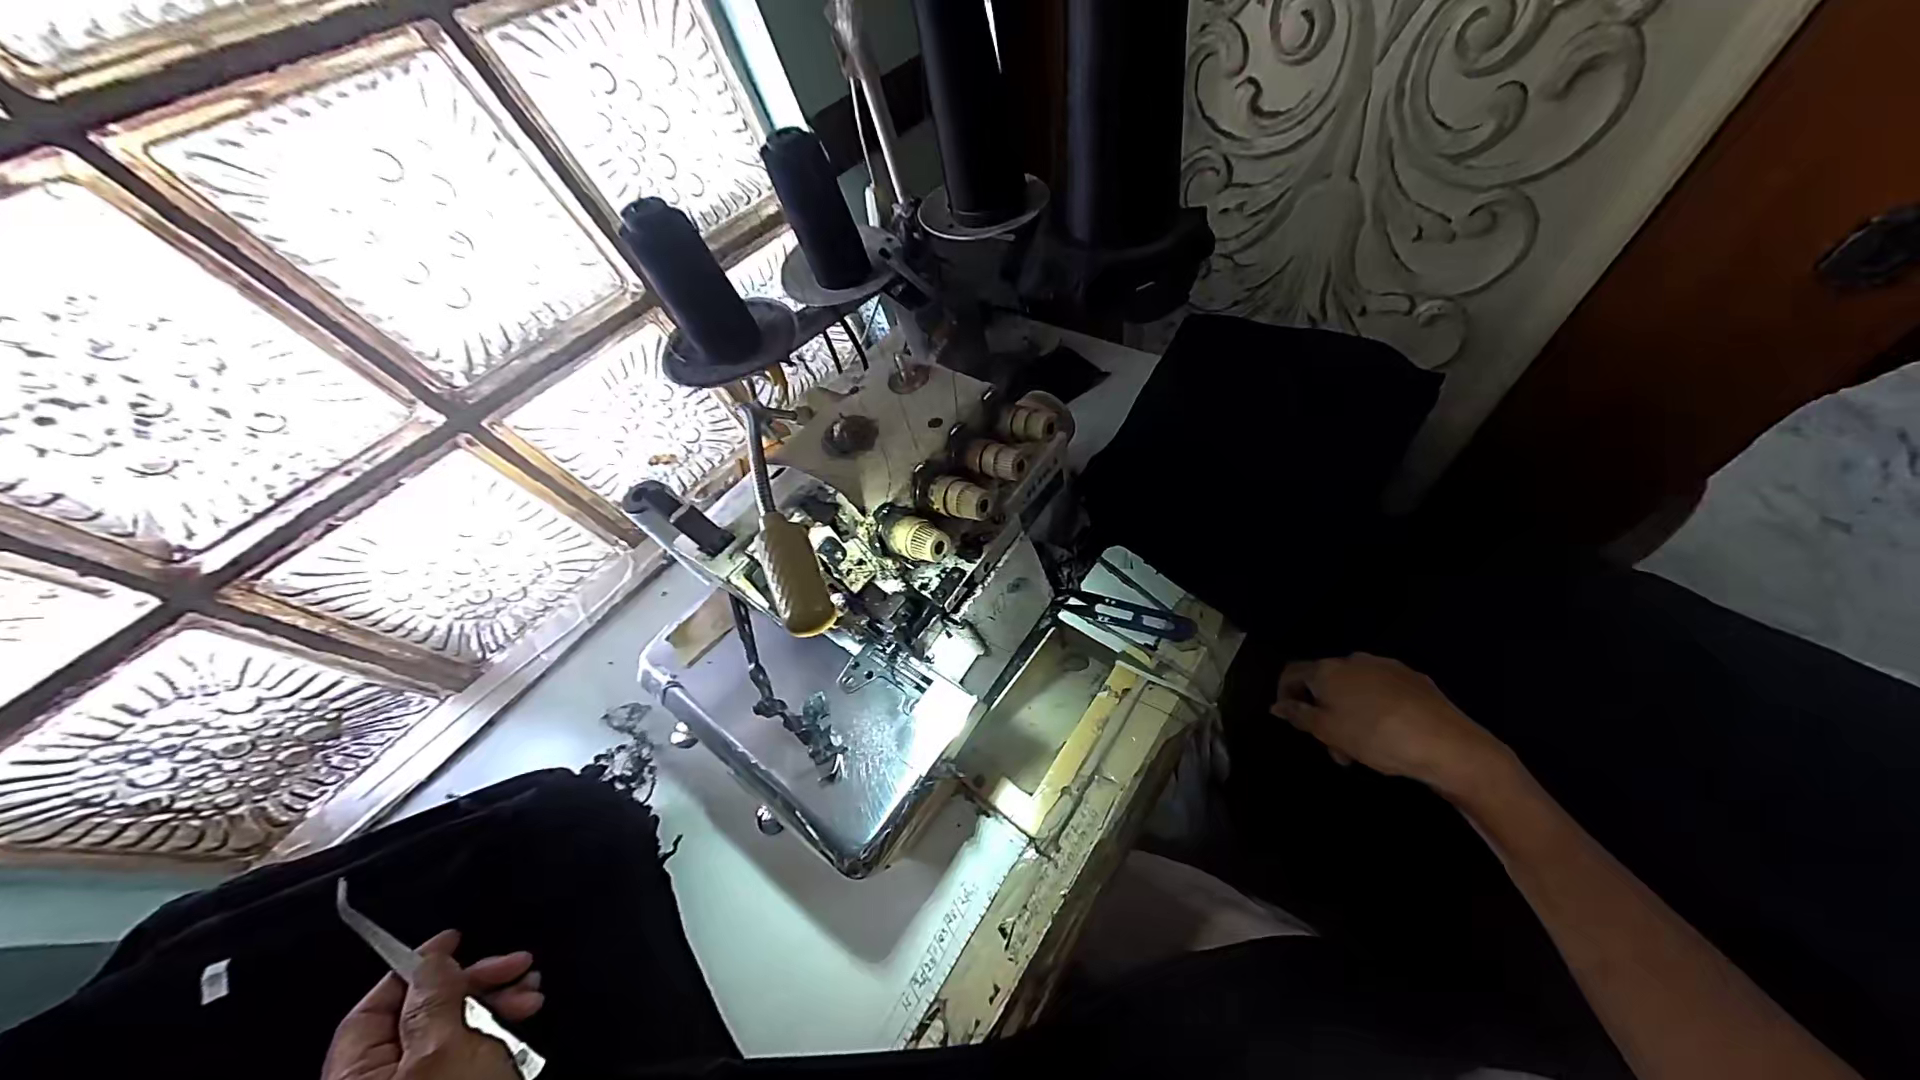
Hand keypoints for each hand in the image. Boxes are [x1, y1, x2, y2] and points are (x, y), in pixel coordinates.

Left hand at [321, 929, 543, 1079]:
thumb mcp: (444, 1053)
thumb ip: (433, 1001)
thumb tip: (430, 959)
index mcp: (356, 1078)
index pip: (374, 1008)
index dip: (414, 968)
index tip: (453, 938)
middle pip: (423, 1012)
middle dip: (475, 982)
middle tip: (516, 965)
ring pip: (455, 1027)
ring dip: (498, 999)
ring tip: (530, 995)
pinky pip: (473, 1048)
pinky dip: (501, 1025)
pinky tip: (524, 1018)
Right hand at [1271, 653, 1513, 795]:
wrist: (1449, 745)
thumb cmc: (1376, 737)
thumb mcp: (1327, 732)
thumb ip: (1298, 715)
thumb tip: (1277, 704)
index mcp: (1327, 670)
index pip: (1291, 673)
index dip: (1284, 694)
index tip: (1291, 720)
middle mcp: (1353, 660)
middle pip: (1325, 682)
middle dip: (1322, 712)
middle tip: (1332, 747)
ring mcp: (1387, 666)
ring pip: (1354, 687)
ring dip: (1348, 712)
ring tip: (1361, 747)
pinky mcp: (1414, 678)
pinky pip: (1381, 690)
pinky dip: (1374, 708)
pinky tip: (1389, 733)